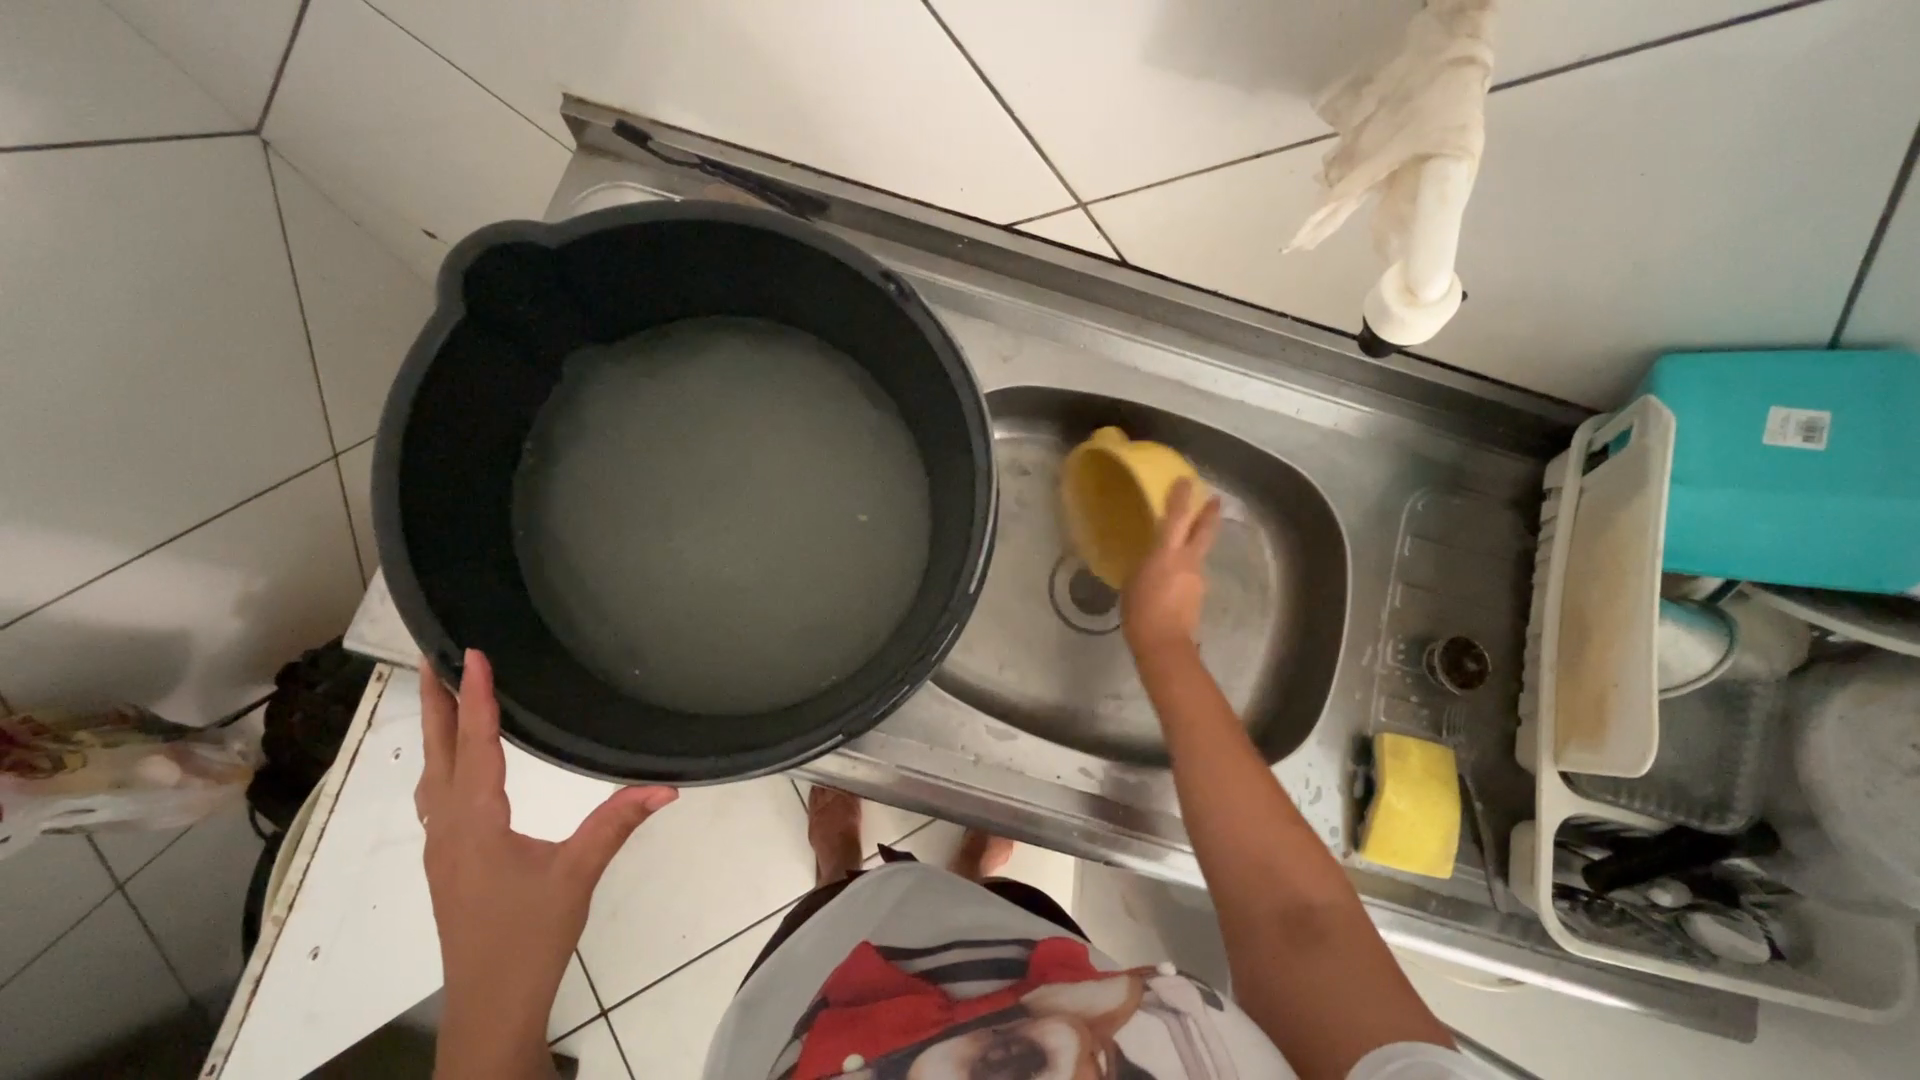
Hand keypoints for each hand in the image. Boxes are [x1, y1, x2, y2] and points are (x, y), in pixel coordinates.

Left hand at [416, 649, 674, 1071]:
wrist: (490, 1001)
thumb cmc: (530, 936)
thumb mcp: (578, 874)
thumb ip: (617, 824)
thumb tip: (664, 785)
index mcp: (476, 822)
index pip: (476, 746)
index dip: (478, 698)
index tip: (472, 655)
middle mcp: (448, 827)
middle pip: (437, 754)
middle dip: (435, 704)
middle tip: (432, 658)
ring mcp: (441, 847)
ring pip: (431, 777)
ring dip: (435, 733)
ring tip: (441, 697)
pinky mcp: (447, 863)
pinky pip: (436, 798)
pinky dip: (442, 764)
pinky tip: (454, 767)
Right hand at [1122, 478, 1221, 656]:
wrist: (1165, 645)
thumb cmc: (1140, 612)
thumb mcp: (1133, 582)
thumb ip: (1144, 566)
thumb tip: (1151, 562)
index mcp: (1167, 553)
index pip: (1177, 517)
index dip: (1181, 496)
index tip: (1185, 480)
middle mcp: (1188, 561)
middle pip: (1204, 531)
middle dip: (1210, 513)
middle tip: (1215, 499)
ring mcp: (1197, 578)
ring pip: (1197, 555)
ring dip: (1192, 548)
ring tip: (1176, 553)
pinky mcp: (1198, 596)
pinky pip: (1191, 576)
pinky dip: (1184, 572)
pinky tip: (1171, 583)